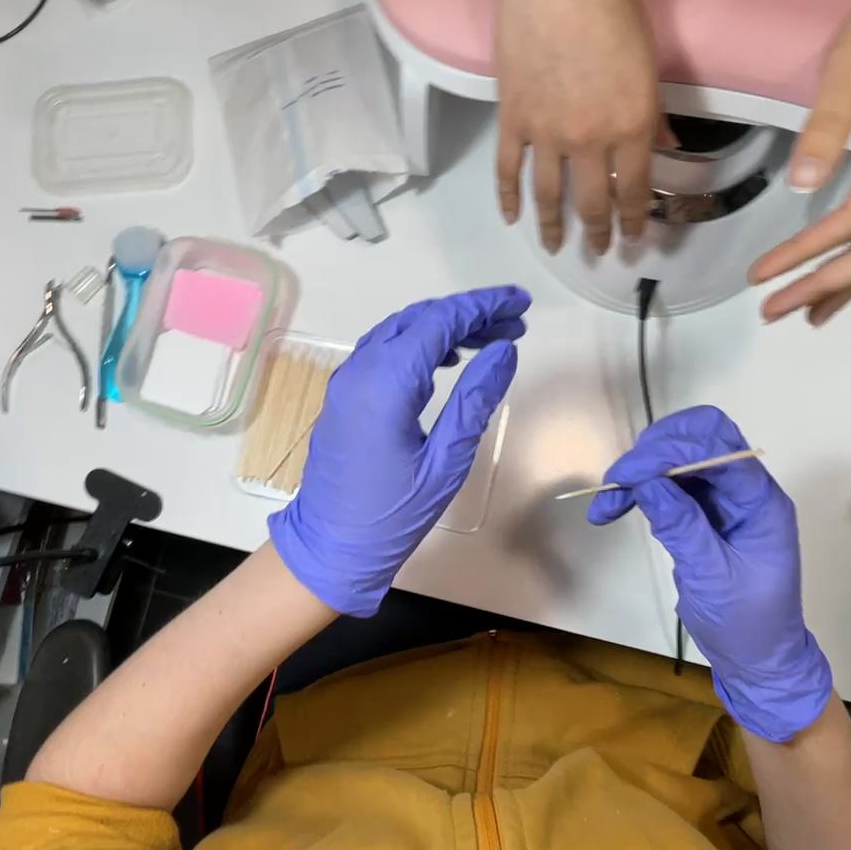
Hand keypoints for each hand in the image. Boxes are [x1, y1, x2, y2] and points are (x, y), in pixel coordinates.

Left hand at [270, 287, 529, 615]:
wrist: (330, 547)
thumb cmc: (393, 515)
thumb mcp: (446, 462)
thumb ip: (474, 400)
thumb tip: (504, 351)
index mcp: (385, 383)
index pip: (439, 322)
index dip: (482, 306)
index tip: (520, 302)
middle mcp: (360, 370)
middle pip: (418, 319)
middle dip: (468, 314)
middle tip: (514, 323)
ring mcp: (347, 382)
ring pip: (399, 332)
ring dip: (444, 328)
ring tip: (490, 339)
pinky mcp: (344, 396)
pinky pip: (384, 353)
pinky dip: (419, 346)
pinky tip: (448, 360)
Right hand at [490, 0, 665, 254]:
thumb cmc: (612, 6)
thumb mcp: (648, 61)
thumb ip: (654, 111)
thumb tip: (664, 143)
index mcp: (632, 125)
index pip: (636, 190)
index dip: (634, 221)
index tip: (632, 240)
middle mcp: (590, 141)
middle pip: (593, 202)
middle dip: (597, 233)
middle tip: (597, 251)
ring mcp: (545, 135)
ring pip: (549, 196)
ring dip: (553, 227)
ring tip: (555, 247)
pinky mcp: (512, 121)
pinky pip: (507, 170)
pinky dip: (508, 197)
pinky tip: (512, 218)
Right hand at [586, 407, 830, 741]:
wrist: (757, 657)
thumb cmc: (745, 623)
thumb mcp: (713, 579)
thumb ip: (683, 528)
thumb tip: (647, 483)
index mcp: (761, 503)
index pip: (719, 450)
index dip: (670, 453)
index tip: (626, 477)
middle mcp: (745, 489)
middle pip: (701, 435)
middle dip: (654, 449)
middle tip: (617, 481)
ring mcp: (724, 496)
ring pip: (679, 453)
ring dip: (640, 468)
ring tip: (607, 502)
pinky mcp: (702, 507)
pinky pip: (668, 479)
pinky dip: (640, 486)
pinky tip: (616, 506)